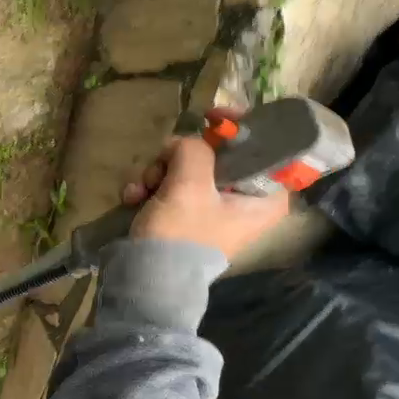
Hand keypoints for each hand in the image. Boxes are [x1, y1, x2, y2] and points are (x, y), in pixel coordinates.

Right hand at [122, 124, 290, 261]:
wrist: (145, 281)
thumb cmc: (178, 235)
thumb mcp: (187, 186)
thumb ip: (192, 151)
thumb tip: (183, 142)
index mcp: (266, 197)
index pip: (266, 148)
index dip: (239, 128)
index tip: (211, 117)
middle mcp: (244, 202)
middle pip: (217, 158)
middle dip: (180, 159)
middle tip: (160, 167)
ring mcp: (211, 212)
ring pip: (186, 172)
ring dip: (157, 175)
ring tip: (139, 191)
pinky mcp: (183, 220)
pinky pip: (169, 191)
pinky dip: (148, 191)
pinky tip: (132, 200)